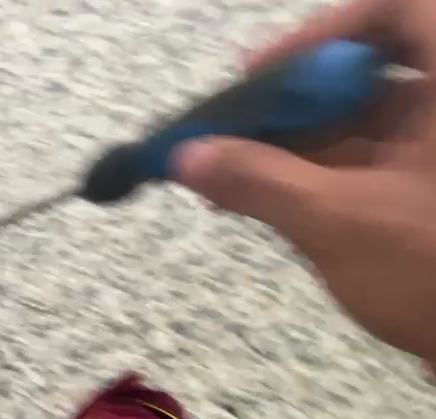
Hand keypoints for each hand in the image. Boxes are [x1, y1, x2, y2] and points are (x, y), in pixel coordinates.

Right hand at [173, 0, 435, 370]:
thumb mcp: (338, 222)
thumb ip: (258, 182)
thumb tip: (183, 155)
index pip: (399, 17)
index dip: (320, 38)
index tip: (249, 79)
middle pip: (366, 72)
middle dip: (279, 102)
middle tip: (207, 138)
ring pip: (354, 121)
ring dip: (277, 144)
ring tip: (208, 177)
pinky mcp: (424, 189)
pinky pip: (356, 160)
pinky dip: (298, 173)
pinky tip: (242, 196)